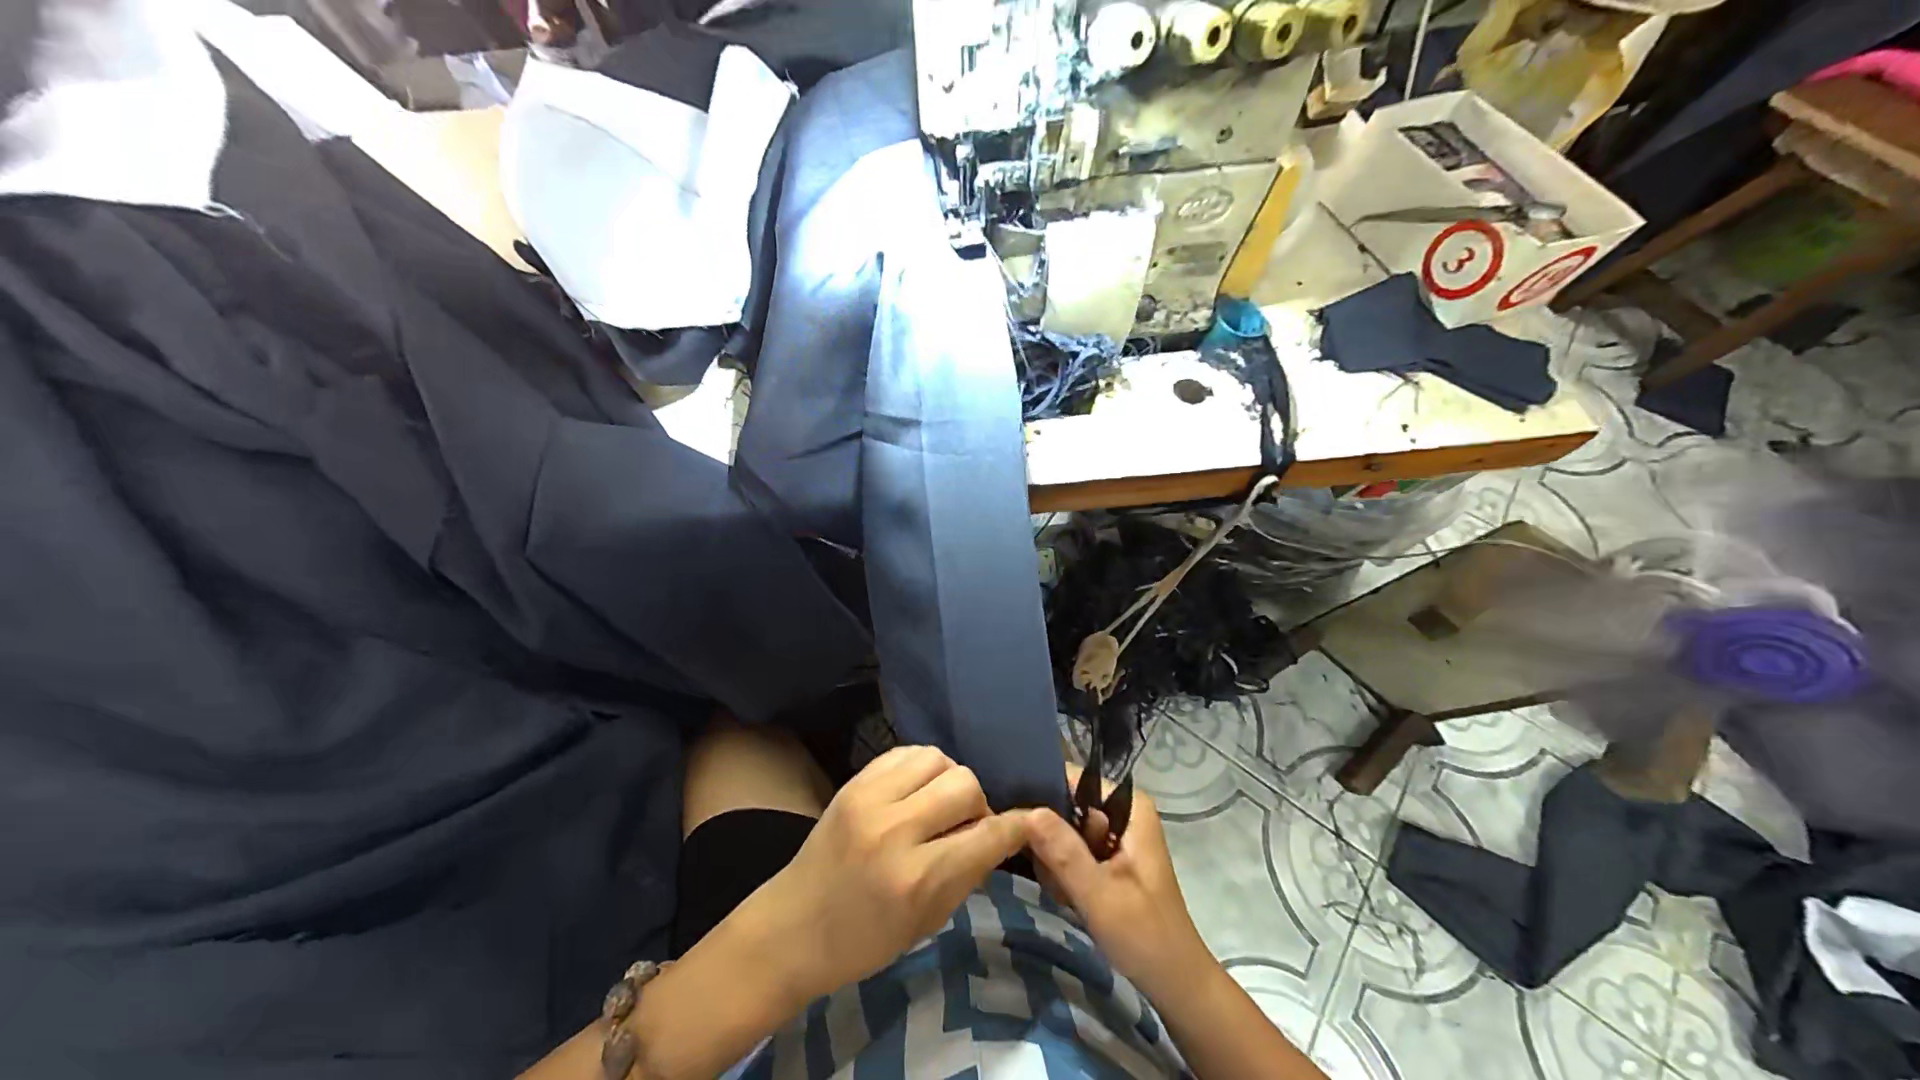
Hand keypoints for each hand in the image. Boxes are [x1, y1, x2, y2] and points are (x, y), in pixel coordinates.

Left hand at [749, 745, 1029, 1004]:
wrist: (793, 927)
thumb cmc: (864, 941)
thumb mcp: (928, 921)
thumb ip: (967, 873)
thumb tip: (998, 835)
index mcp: (917, 877)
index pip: (987, 835)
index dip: (1016, 827)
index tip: (1027, 825)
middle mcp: (895, 830)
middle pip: (965, 784)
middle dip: (977, 804)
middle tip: (966, 825)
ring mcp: (869, 799)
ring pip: (937, 758)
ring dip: (948, 780)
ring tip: (938, 804)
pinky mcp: (853, 782)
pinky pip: (904, 753)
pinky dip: (920, 768)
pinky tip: (915, 790)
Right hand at [1022, 765, 1211, 998]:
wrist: (1173, 981)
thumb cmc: (1144, 935)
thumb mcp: (1099, 894)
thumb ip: (1063, 851)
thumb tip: (1028, 811)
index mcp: (1129, 806)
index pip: (1071, 777)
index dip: (1041, 795)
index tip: (1017, 821)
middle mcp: (1122, 810)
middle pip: (1064, 803)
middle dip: (1049, 838)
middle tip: (1052, 874)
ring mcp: (1114, 833)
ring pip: (1062, 829)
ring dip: (1055, 861)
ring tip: (1065, 891)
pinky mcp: (1106, 856)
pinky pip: (1070, 849)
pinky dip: (1063, 872)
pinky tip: (1068, 896)